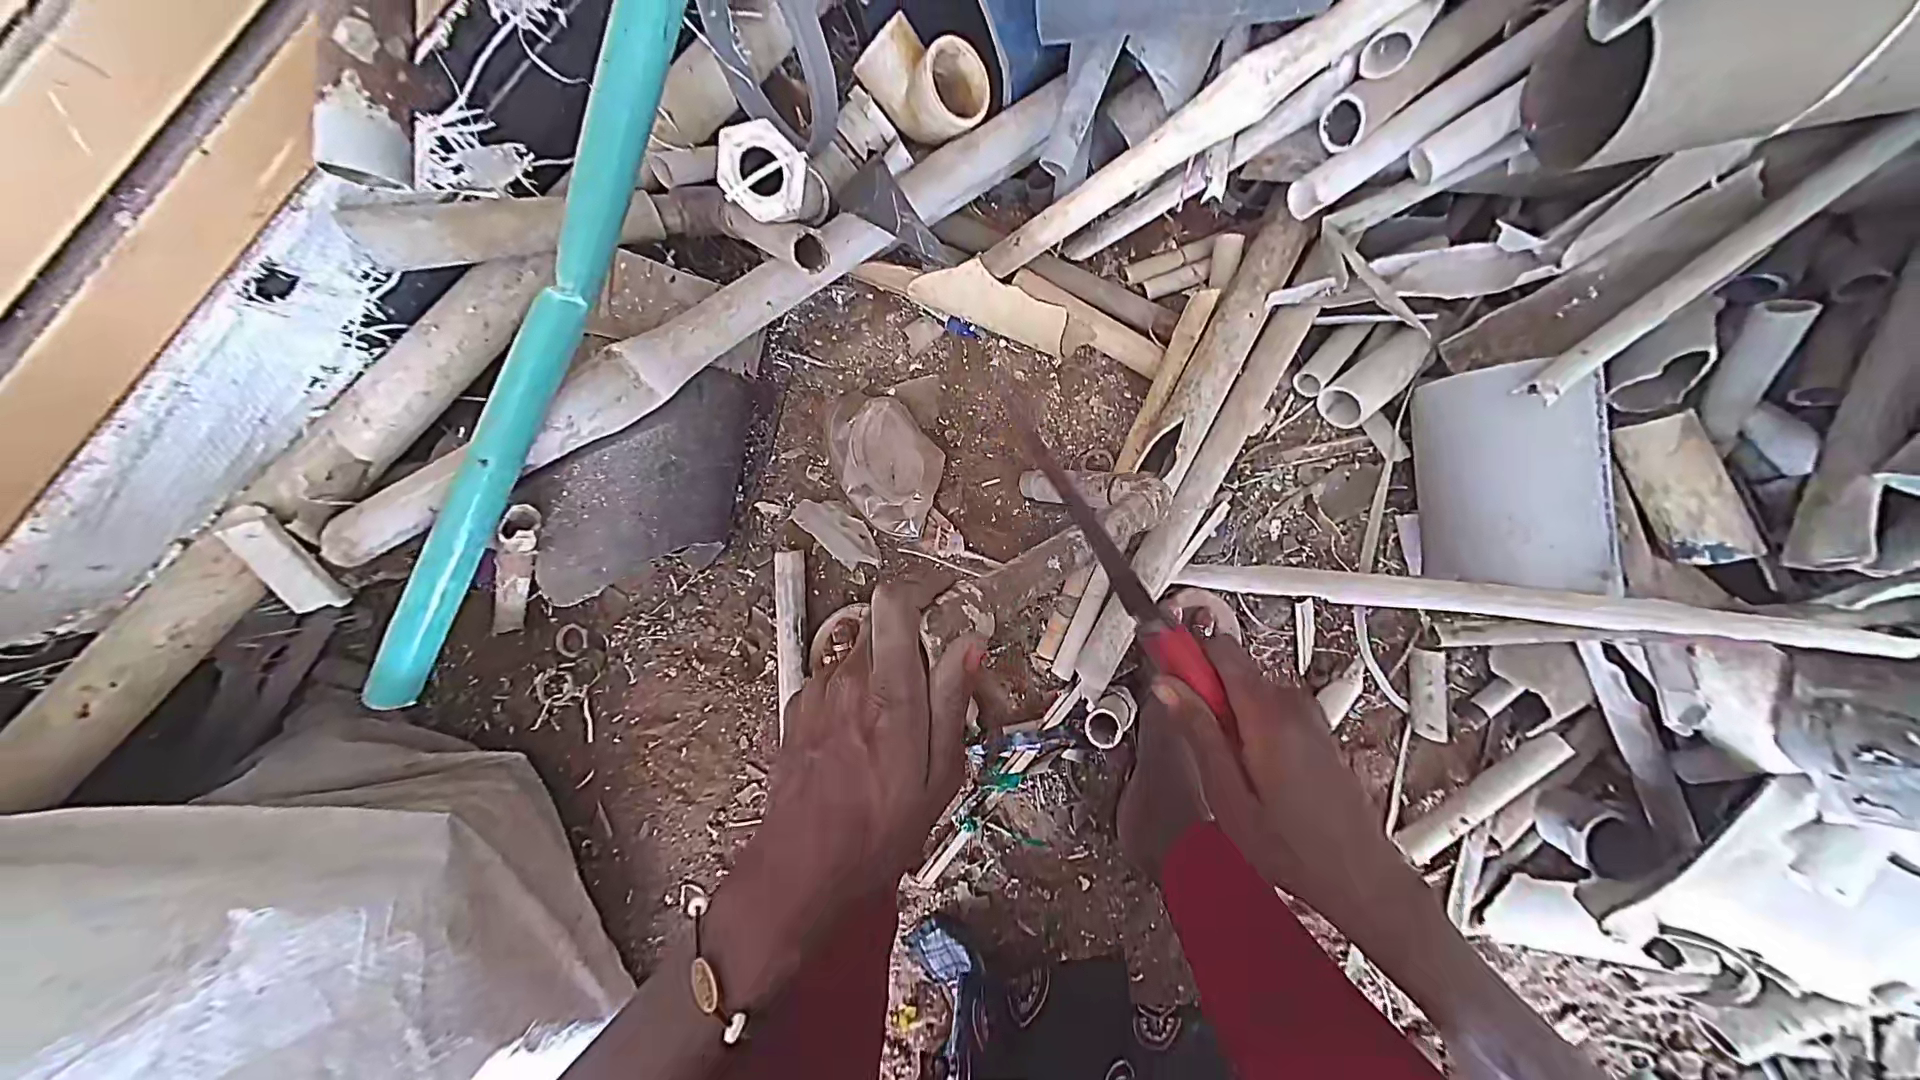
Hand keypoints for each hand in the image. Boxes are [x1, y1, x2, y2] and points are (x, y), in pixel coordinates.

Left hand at [748, 581, 983, 920]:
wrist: (800, 868)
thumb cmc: (876, 831)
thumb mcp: (939, 773)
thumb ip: (954, 698)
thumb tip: (969, 645)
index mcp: (889, 691)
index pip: (895, 602)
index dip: (921, 593)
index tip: (941, 607)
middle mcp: (847, 679)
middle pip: (883, 627)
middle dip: (912, 646)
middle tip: (929, 691)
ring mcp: (817, 691)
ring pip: (861, 654)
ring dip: (883, 673)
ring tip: (894, 728)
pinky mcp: (798, 706)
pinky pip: (836, 680)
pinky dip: (855, 694)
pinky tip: (862, 739)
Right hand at [1147, 632, 1606, 1079]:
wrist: (1360, 878)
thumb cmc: (1296, 848)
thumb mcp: (1227, 794)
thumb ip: (1197, 731)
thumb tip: (1168, 688)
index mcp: (1269, 715)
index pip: (1218, 649)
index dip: (1182, 642)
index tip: (1156, 643)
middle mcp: (1292, 704)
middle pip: (1229, 664)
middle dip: (1198, 683)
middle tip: (1183, 721)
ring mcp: (1306, 713)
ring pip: (1244, 684)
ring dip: (1220, 704)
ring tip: (1218, 756)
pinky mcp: (1312, 724)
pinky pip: (1263, 701)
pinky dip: (1242, 715)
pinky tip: (1243, 759)